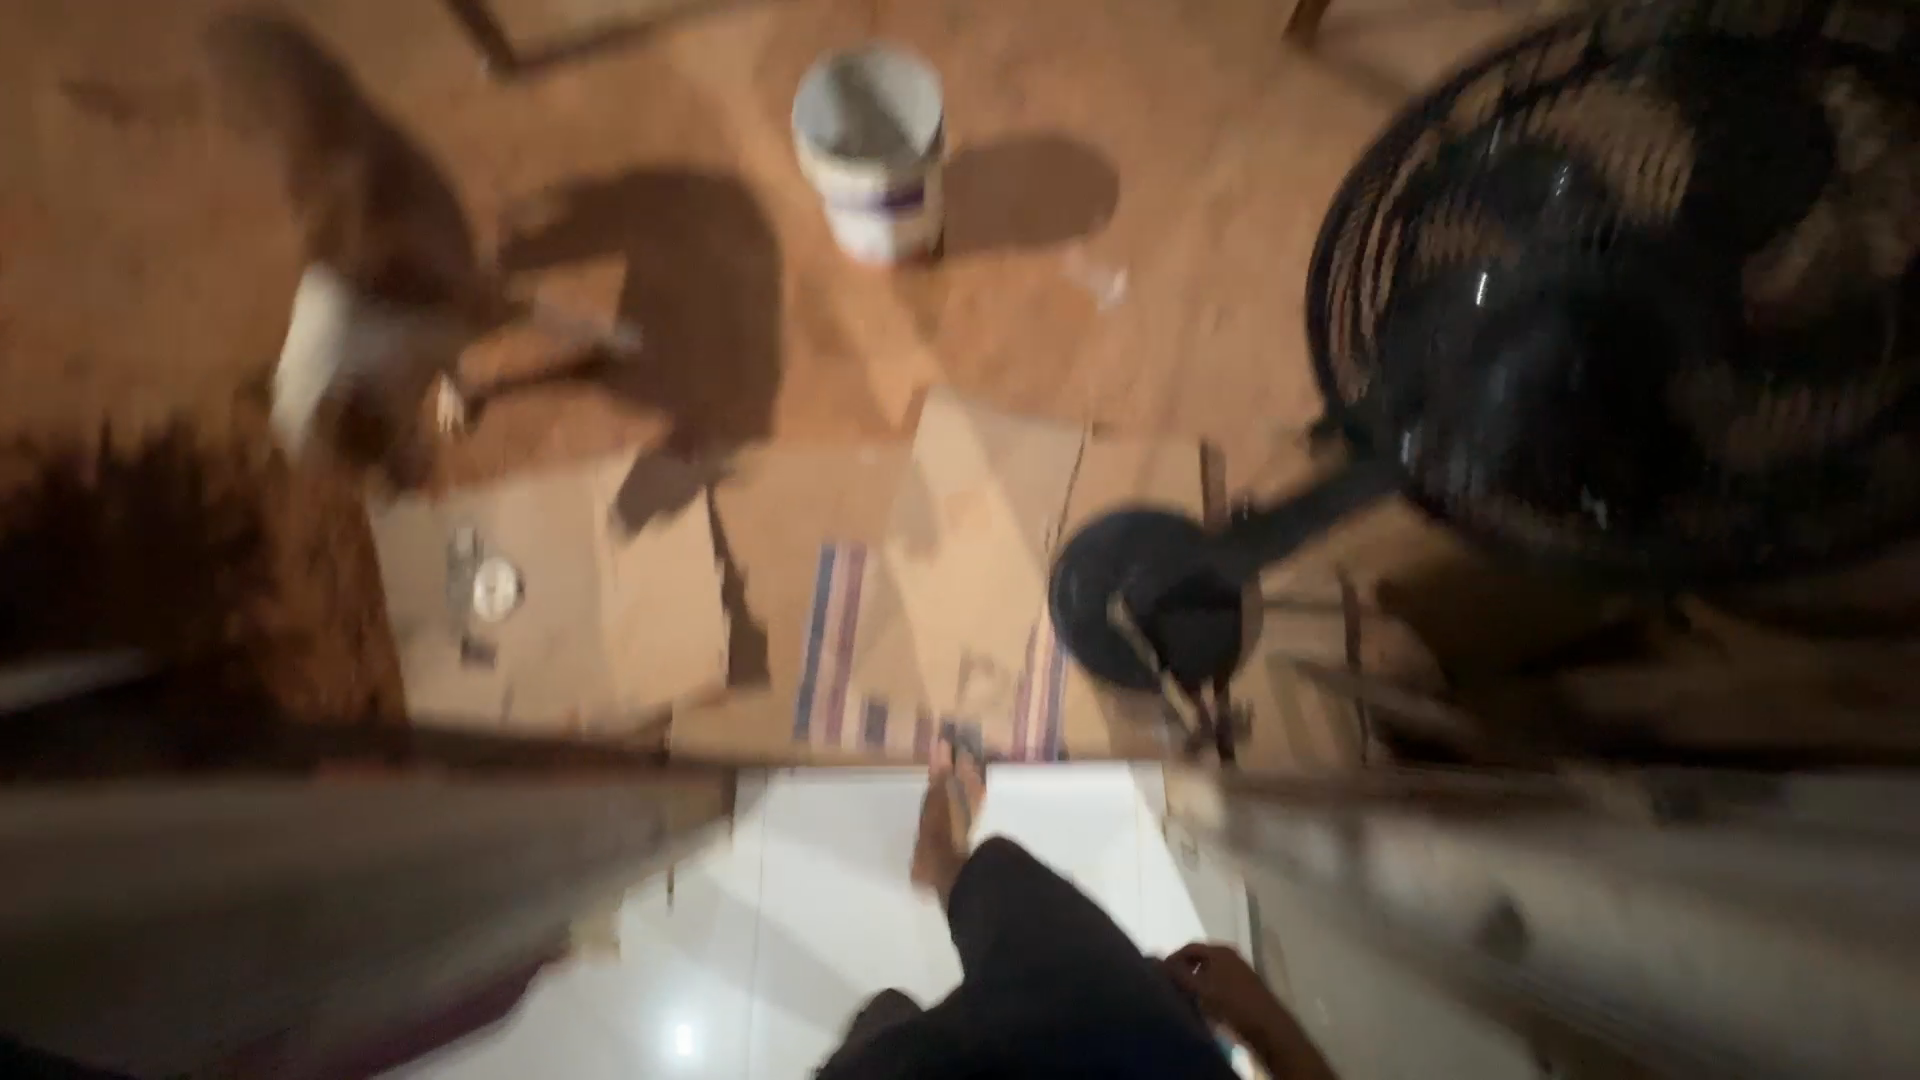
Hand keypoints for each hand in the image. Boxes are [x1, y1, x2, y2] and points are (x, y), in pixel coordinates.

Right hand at [1163, 942, 1337, 1079]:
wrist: (1271, 1031)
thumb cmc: (1233, 1005)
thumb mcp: (1200, 990)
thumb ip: (1176, 974)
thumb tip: (1153, 959)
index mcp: (1220, 950)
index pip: (1189, 948)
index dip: (1173, 960)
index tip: (1161, 976)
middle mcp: (1232, 957)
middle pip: (1201, 961)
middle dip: (1186, 974)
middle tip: (1174, 989)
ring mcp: (1242, 974)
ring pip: (1212, 976)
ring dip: (1199, 987)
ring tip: (1188, 1003)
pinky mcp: (1249, 991)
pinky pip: (1223, 988)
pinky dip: (1212, 996)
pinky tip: (1208, 1012)